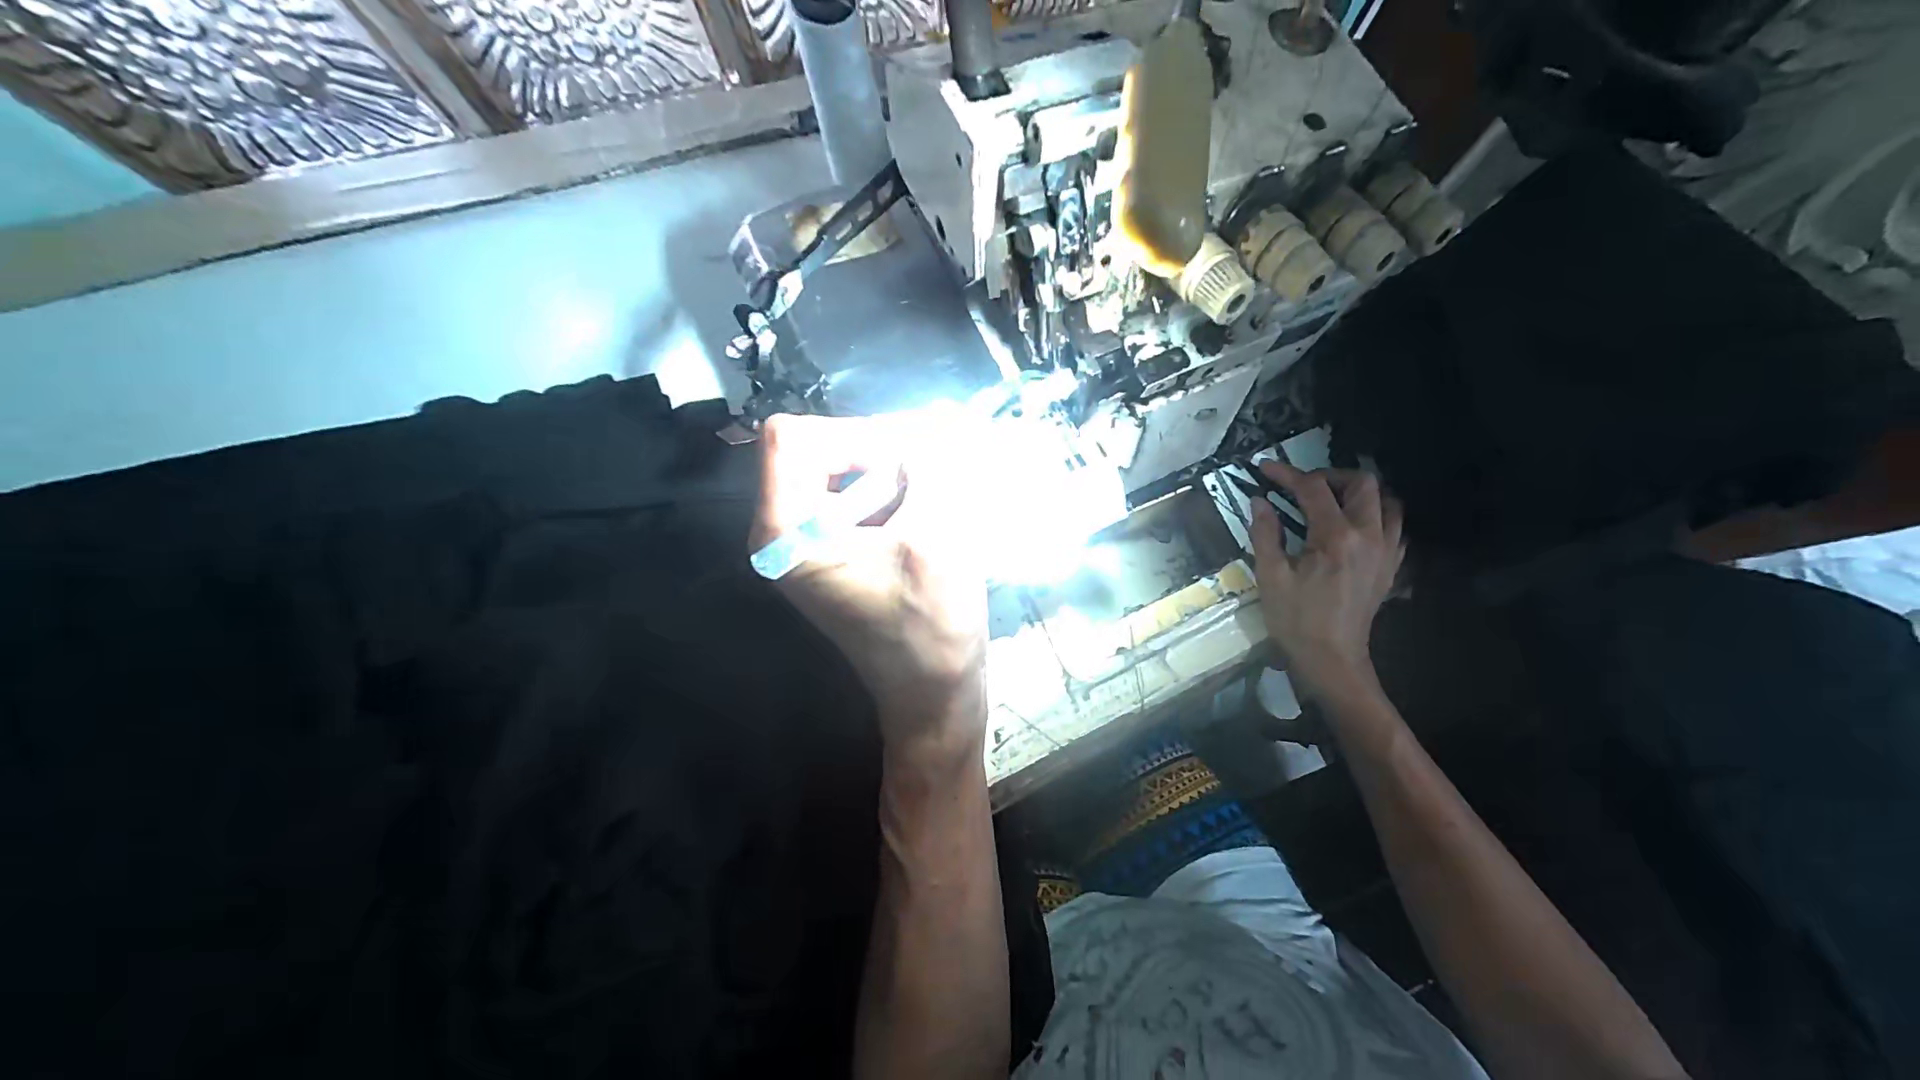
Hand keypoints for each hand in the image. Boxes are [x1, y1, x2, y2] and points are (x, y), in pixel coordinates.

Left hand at [751, 413, 988, 764]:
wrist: (933, 694)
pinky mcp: (830, 550)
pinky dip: (891, 489)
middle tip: (936, 459)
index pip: (793, 437)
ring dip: (891, 466)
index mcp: (785, 531)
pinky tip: (930, 503)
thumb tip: (934, 420)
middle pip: (815, 449)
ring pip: (838, 469)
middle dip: (878, 446)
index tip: (909, 456)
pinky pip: (852, 495)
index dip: (854, 432)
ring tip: (940, 481)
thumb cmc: (931, 627)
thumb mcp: (936, 535)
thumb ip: (930, 466)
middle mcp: (780, 532)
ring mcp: (803, 542)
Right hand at [1249, 461, 1405, 699]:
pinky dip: (1376, 517)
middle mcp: (1368, 536)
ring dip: (1359, 493)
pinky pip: (1395, 528)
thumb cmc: (1295, 619)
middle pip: (1363, 484)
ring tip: (1332, 499)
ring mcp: (1386, 551)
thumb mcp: (1270, 576)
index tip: (1265, 468)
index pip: (1313, 489)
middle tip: (1304, 484)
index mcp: (1335, 538)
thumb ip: (1265, 533)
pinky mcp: (1391, 566)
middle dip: (1330, 475)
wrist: (1331, 658)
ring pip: (1387, 502)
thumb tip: (1259, 501)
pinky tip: (1354, 526)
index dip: (1287, 474)